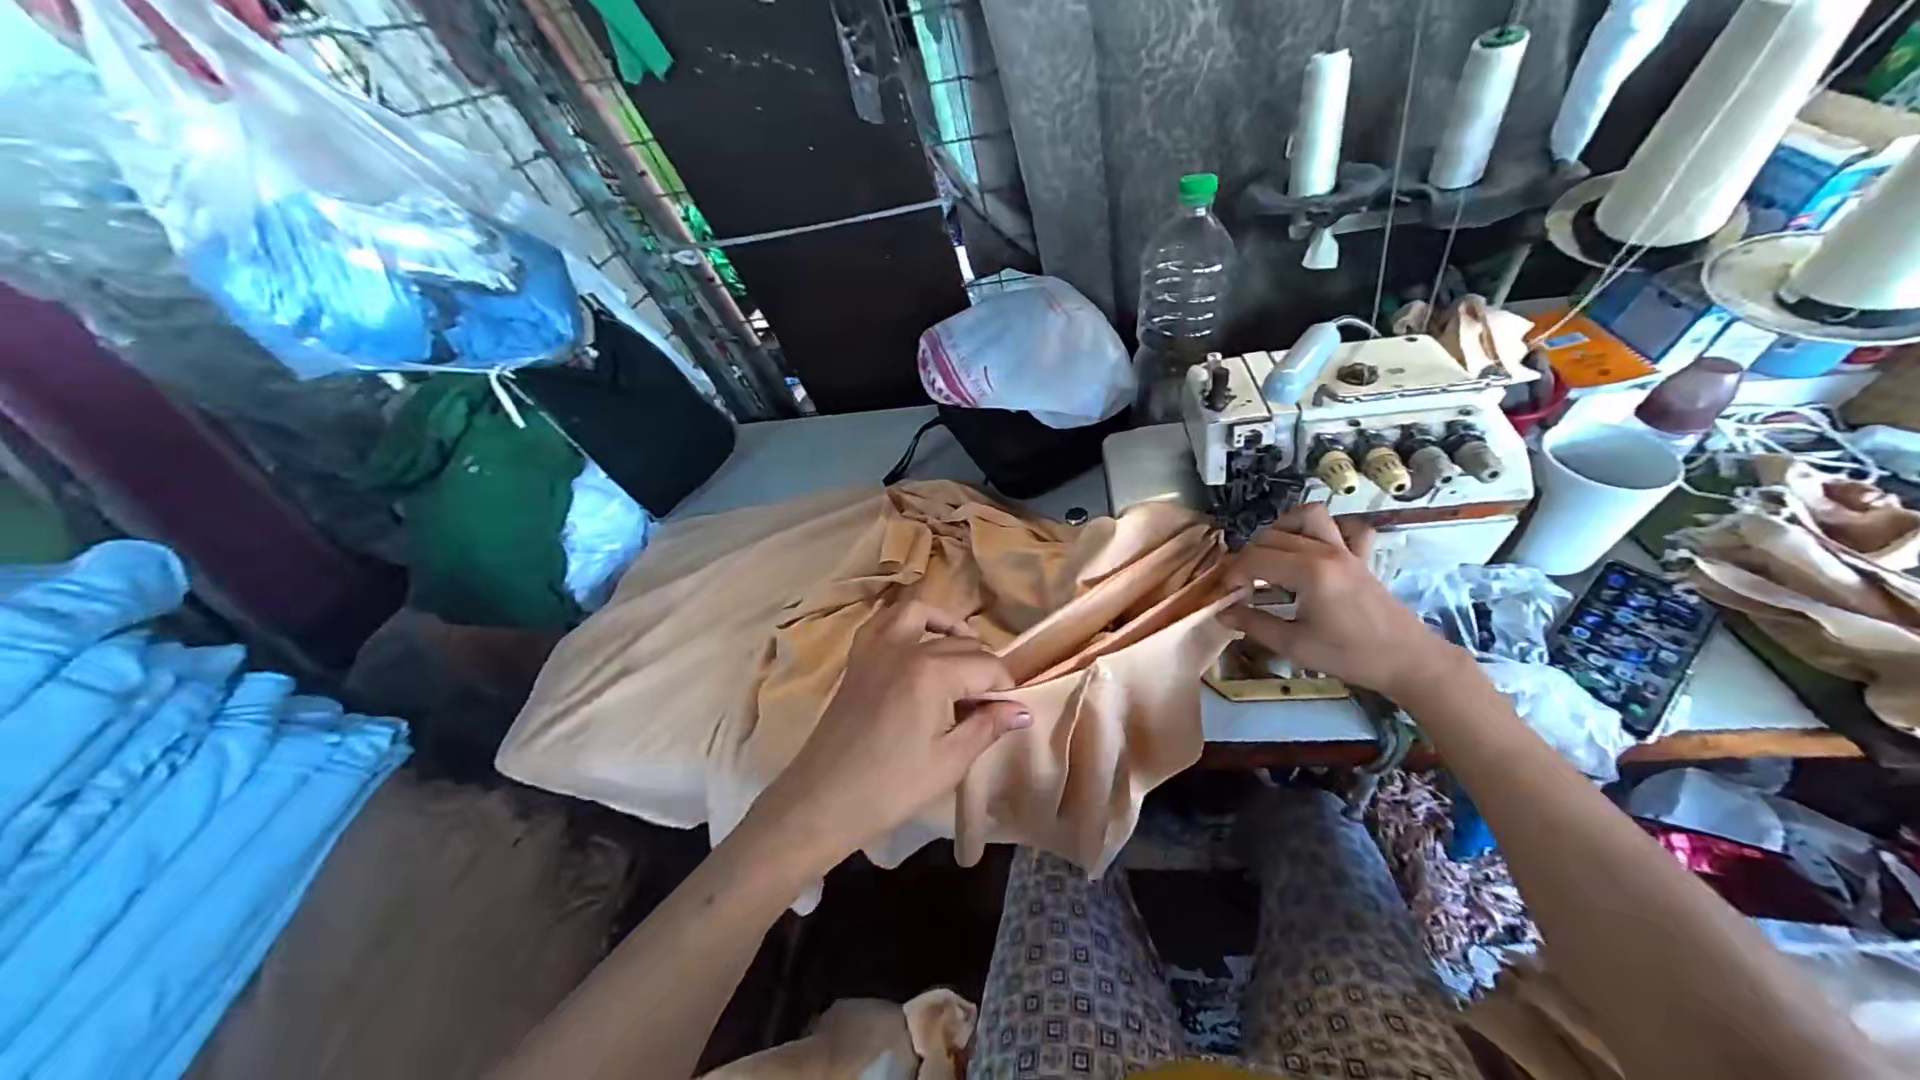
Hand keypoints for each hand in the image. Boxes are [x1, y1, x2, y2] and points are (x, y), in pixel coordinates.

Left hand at [750, 600, 1030, 871]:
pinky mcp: (857, 657)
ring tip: (963, 657)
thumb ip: (989, 726)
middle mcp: (905, 647)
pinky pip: (885, 621)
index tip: (1009, 714)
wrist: (823, 800)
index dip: (1005, 690)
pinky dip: (907, 622)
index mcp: (933, 672)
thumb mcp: (950, 761)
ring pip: (922, 616)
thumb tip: (1023, 710)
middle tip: (988, 704)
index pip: (987, 667)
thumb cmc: (892, 787)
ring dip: (948, 628)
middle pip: (961, 644)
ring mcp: (876, 647)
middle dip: (983, 669)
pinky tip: (919, 643)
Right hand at [1219, 504, 1465, 700]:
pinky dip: (1327, 530)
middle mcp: (1326, 552)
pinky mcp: (1362, 556)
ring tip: (1274, 557)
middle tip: (1244, 586)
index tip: (1227, 596)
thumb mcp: (1294, 645)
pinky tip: (1315, 550)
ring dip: (1283, 530)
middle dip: (1249, 557)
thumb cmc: (1350, 656)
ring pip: (1308, 516)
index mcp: (1309, 573)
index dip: (1233, 575)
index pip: (1255, 558)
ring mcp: (1347, 550)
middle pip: (1272, 537)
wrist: (1408, 661)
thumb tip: (1222, 612)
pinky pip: (1346, 527)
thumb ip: (1254, 624)